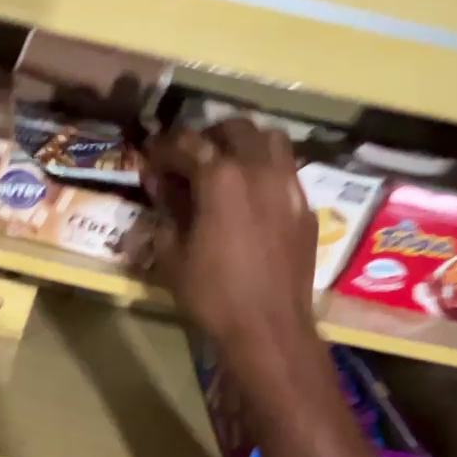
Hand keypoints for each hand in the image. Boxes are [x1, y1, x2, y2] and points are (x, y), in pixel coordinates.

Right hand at [145, 119, 317, 349]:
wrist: (269, 328)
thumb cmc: (212, 294)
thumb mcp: (172, 256)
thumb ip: (165, 211)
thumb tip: (158, 185)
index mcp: (220, 178)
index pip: (187, 142)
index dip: (163, 146)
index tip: (150, 154)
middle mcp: (259, 170)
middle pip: (235, 128)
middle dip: (208, 135)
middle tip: (190, 155)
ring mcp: (289, 186)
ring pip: (270, 139)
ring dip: (245, 143)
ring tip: (227, 164)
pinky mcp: (305, 208)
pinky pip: (286, 171)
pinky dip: (266, 170)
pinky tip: (252, 196)